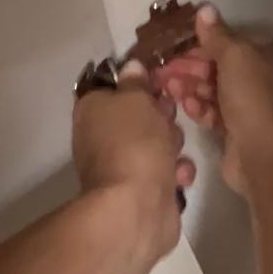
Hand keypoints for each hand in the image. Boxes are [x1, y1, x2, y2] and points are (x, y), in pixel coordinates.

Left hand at [72, 61, 196, 252]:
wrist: (137, 207)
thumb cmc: (133, 142)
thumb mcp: (136, 99)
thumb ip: (136, 81)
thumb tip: (131, 66)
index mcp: (92, 110)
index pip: (114, 85)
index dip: (138, 81)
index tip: (158, 81)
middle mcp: (103, 137)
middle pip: (140, 114)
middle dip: (161, 115)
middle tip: (168, 115)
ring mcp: (123, 166)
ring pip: (157, 141)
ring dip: (171, 143)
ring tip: (173, 151)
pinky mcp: (143, 191)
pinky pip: (166, 170)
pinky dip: (175, 171)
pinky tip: (179, 176)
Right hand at [157, 5, 272, 196]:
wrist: (265, 156)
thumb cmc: (253, 96)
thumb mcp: (235, 55)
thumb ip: (216, 33)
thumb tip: (205, 9)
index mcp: (271, 52)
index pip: (231, 41)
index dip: (203, 43)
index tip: (176, 46)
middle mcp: (264, 75)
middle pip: (220, 64)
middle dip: (192, 67)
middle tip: (163, 69)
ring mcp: (252, 103)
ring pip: (214, 89)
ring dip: (191, 86)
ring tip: (168, 87)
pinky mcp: (238, 128)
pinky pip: (215, 112)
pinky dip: (200, 107)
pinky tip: (186, 106)